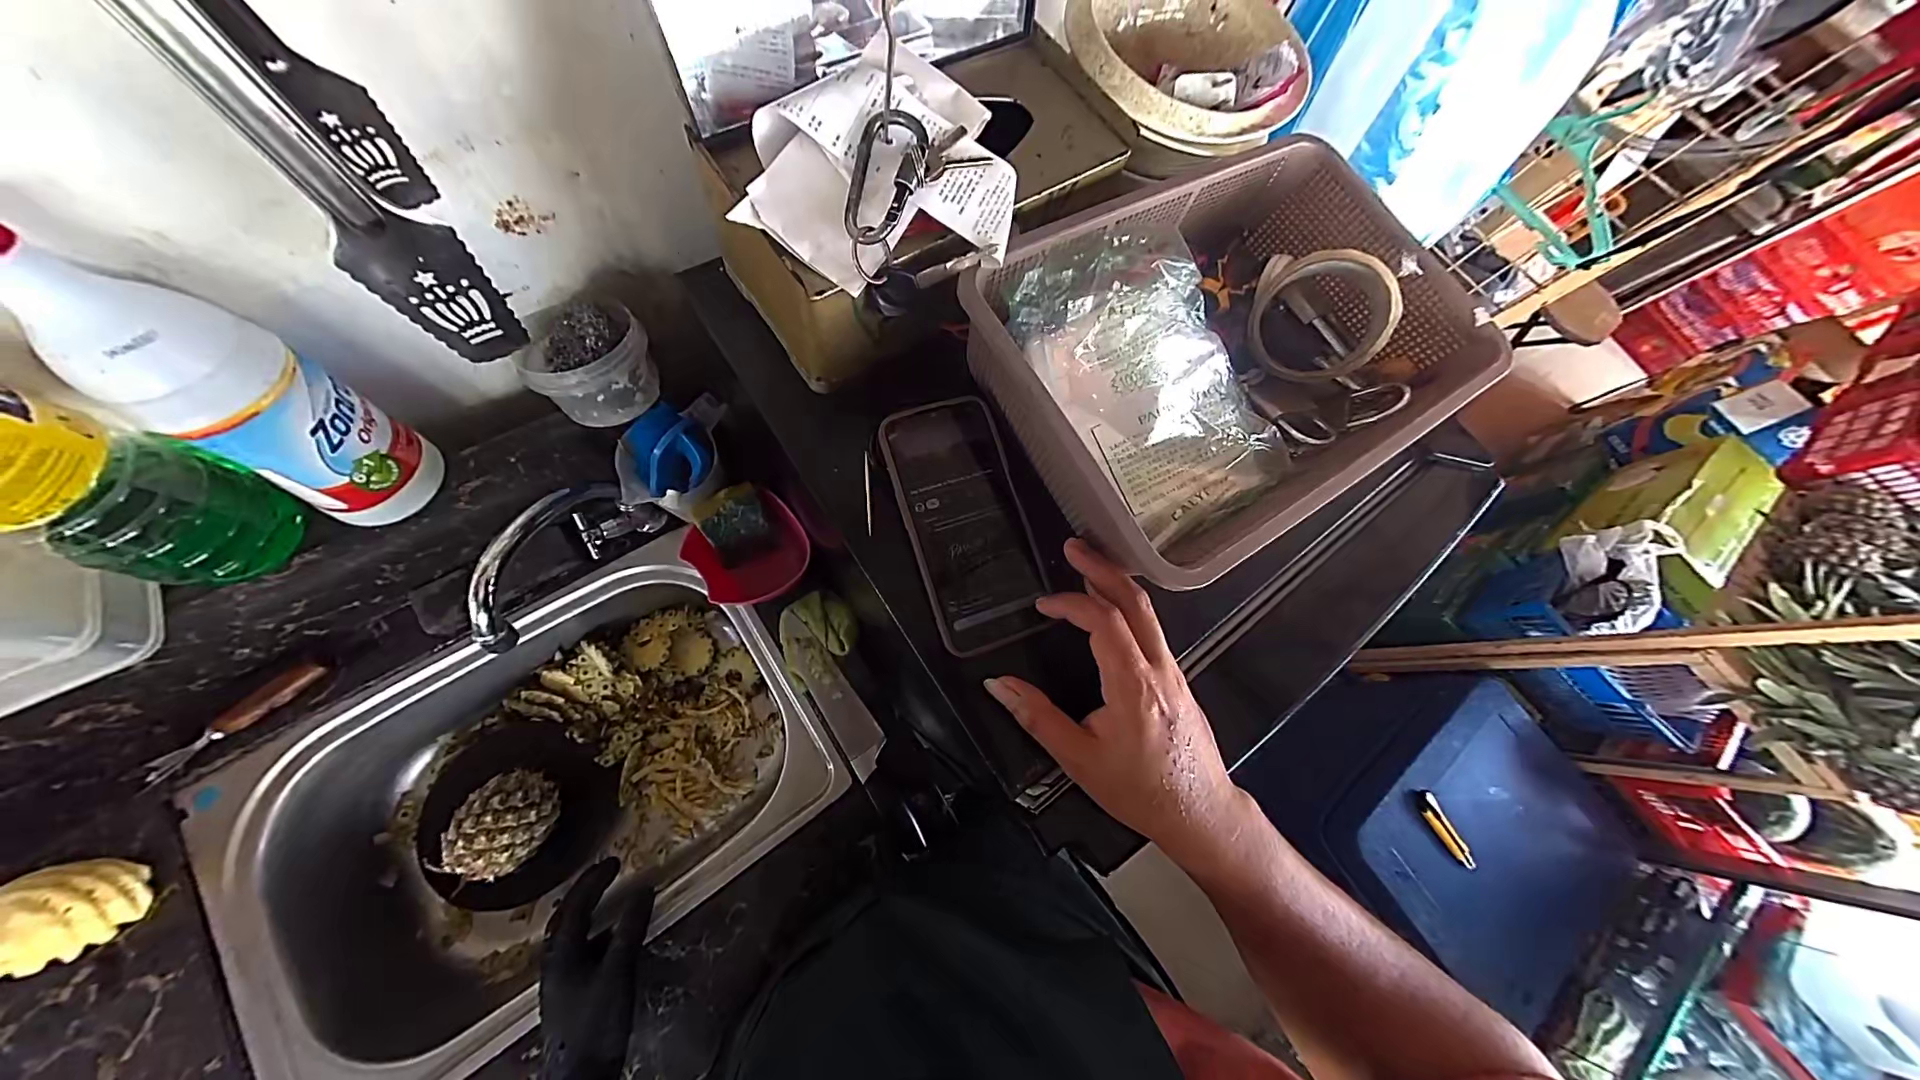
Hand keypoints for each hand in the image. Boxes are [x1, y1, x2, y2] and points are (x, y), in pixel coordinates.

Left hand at [539, 859, 653, 1079]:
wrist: (579, 1075)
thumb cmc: (597, 1021)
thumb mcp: (618, 970)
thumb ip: (631, 929)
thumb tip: (644, 889)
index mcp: (561, 954)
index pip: (576, 906)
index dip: (594, 880)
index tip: (615, 861)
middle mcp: (555, 963)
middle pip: (566, 918)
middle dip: (586, 893)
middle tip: (608, 873)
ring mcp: (560, 980)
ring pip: (573, 936)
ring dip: (591, 913)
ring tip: (613, 900)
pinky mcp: (569, 994)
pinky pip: (581, 951)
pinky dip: (597, 934)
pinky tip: (614, 940)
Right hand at [985, 539, 1244, 868]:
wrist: (1200, 813)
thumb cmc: (1143, 791)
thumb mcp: (1078, 759)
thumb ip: (1037, 717)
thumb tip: (1002, 686)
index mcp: (1133, 685)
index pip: (1104, 621)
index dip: (1071, 603)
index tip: (1045, 604)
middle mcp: (1160, 669)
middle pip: (1135, 601)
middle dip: (1102, 567)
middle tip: (1075, 547)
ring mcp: (1174, 672)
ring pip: (1149, 612)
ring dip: (1117, 583)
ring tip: (1090, 566)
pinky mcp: (1177, 679)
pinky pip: (1153, 629)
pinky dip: (1128, 607)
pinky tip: (1114, 609)